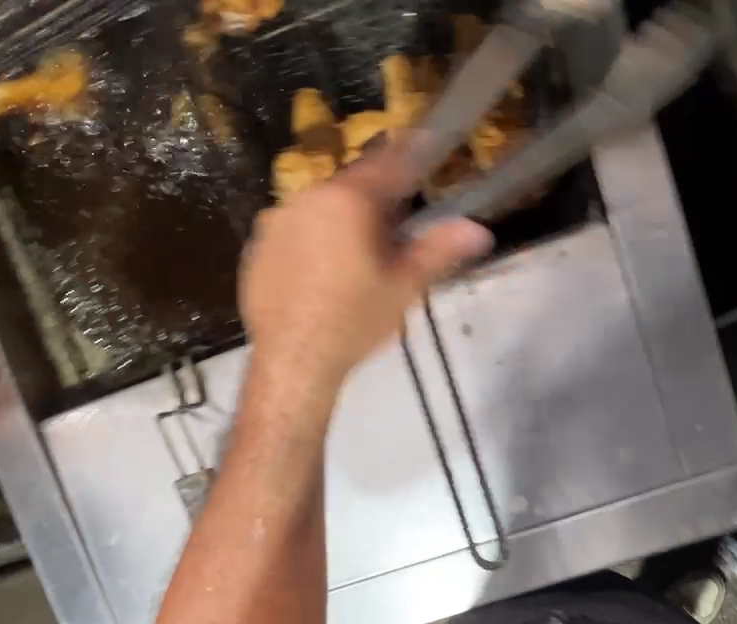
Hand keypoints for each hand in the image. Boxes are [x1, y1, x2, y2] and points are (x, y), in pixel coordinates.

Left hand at [239, 147, 494, 388]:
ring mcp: (275, 222)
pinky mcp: (256, 248)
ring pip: (319, 213)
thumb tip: (479, 230)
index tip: (423, 151)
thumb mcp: (404, 287)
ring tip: (356, 266)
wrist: (294, 360)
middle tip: (392, 238)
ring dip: (339, 227)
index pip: (386, 165)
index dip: (408, 159)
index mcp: (347, 200)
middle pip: (349, 191)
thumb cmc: (355, 321)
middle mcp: (306, 197)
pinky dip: (311, 248)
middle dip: (371, 206)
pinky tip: (322, 283)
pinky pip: (293, 237)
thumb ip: (439, 250)